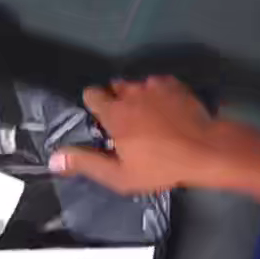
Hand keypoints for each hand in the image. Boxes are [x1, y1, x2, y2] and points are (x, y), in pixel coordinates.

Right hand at [52, 76, 250, 194]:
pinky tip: (167, 109)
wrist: (205, 148)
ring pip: (139, 85)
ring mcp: (157, 85)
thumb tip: (54, 158)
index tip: (100, 119)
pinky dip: (159, 93)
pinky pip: (160, 84)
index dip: (93, 103)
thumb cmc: (161, 165)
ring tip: (148, 116)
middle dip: (117, 100)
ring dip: (139, 96)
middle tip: (125, 122)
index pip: (92, 94)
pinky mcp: (177, 85)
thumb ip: (86, 163)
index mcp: (115, 111)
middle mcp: (133, 92)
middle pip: (116, 87)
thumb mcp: (119, 174)